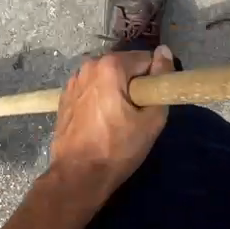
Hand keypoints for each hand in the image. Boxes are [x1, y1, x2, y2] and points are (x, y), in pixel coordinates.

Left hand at [49, 46, 175, 195]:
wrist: (76, 177)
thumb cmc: (117, 149)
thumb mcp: (151, 120)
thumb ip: (160, 82)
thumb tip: (164, 51)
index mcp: (110, 65)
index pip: (145, 60)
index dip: (154, 81)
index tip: (152, 103)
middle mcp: (90, 64)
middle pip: (124, 66)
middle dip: (134, 85)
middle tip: (137, 115)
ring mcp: (74, 79)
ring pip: (107, 77)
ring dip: (116, 90)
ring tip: (118, 120)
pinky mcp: (65, 95)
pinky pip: (92, 88)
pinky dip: (99, 97)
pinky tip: (100, 121)